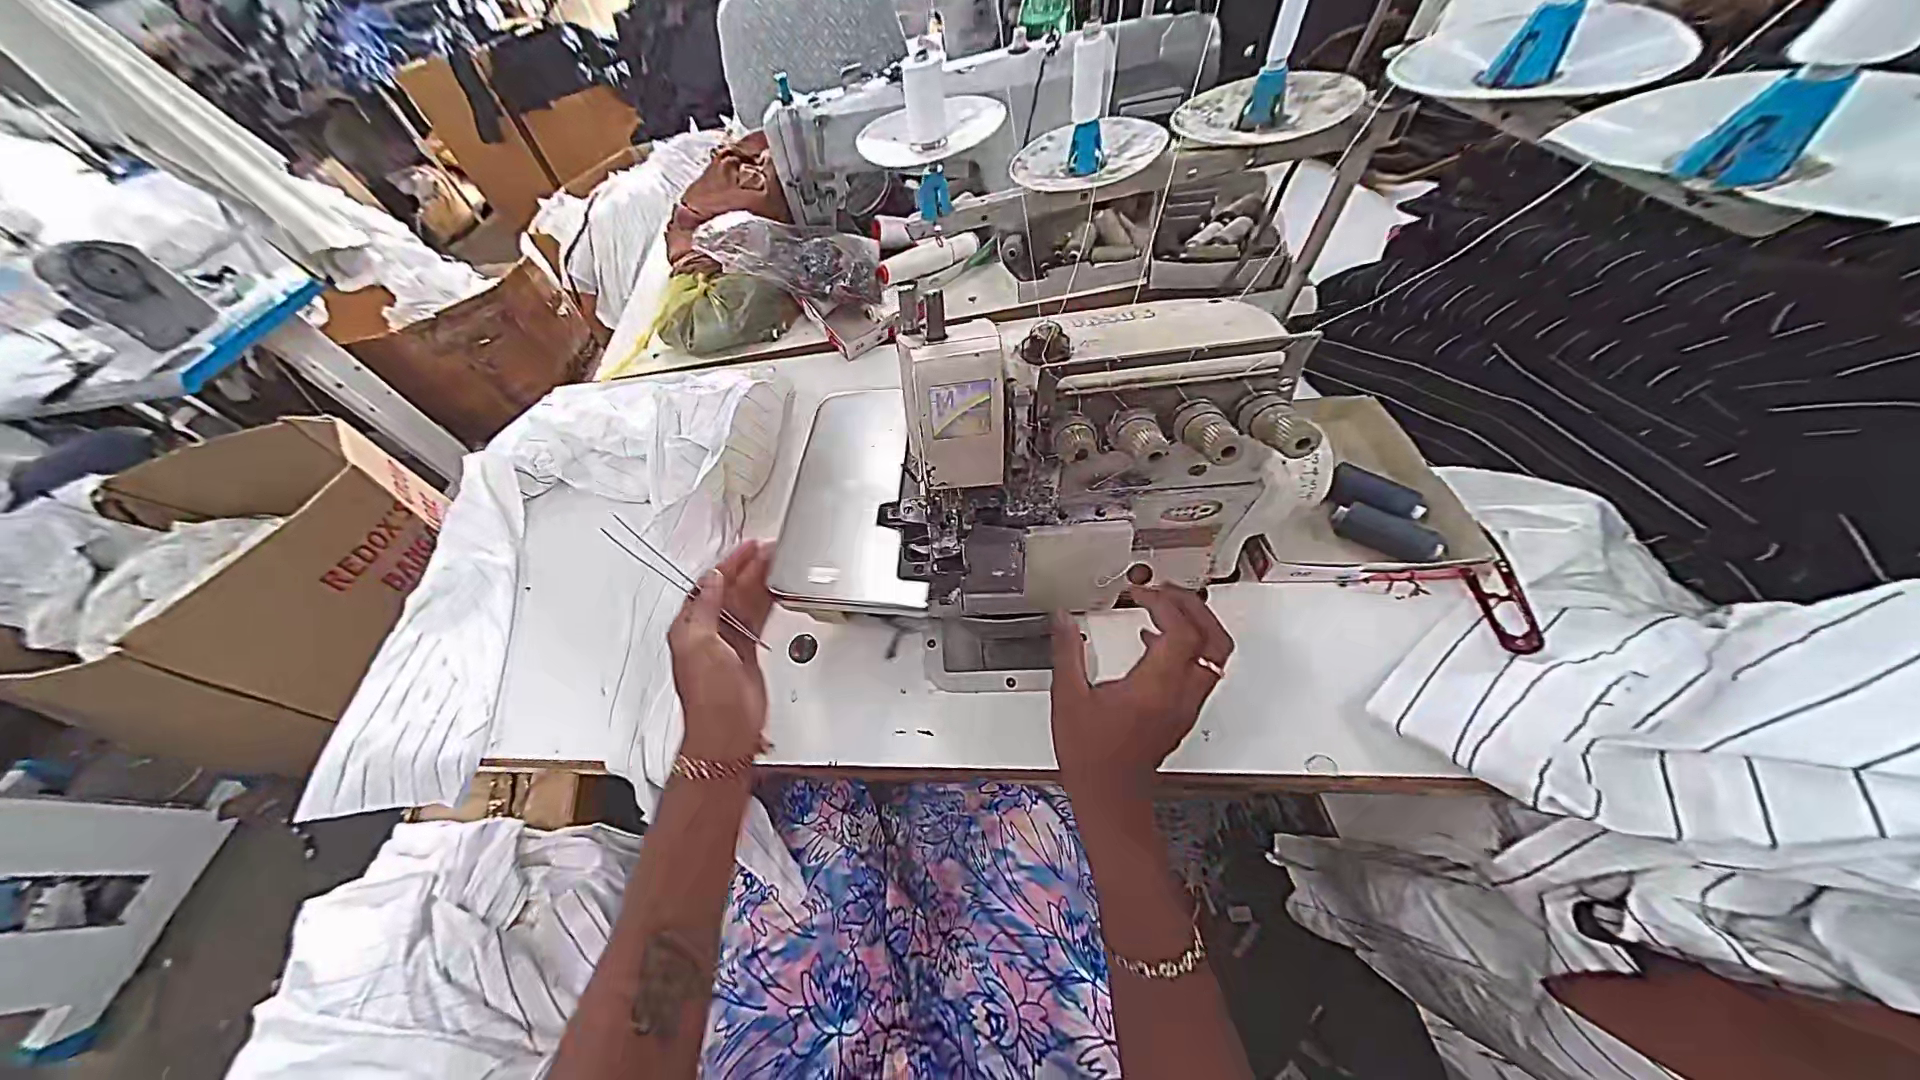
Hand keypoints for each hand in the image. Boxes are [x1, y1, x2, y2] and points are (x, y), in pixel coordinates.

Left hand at [668, 539, 774, 762]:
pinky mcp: (747, 651)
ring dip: (762, 581)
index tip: (748, 548)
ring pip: (747, 601)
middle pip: (731, 589)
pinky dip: (770, 602)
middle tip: (769, 550)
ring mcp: (730, 641)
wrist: (727, 730)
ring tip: (778, 563)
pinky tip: (780, 591)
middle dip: (749, 568)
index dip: (729, 564)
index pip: (710, 584)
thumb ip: (706, 609)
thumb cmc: (708, 697)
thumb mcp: (700, 645)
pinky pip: (759, 618)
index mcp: (690, 626)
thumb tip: (712, 580)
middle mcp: (709, 630)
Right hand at [1049, 585, 1233, 796]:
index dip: (1164, 602)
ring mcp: (1186, 705)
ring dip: (1198, 624)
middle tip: (1164, 590)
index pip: (1181, 630)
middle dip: (1191, 605)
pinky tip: (1156, 641)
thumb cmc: (1091, 755)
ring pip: (1216, 654)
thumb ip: (1068, 651)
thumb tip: (1064, 620)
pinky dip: (1189, 645)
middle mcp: (1180, 695)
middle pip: (1212, 638)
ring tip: (1168, 607)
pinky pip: (1202, 670)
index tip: (1140, 593)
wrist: (1109, 795)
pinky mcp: (1183, 713)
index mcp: (1155, 687)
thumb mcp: (1068, 696)